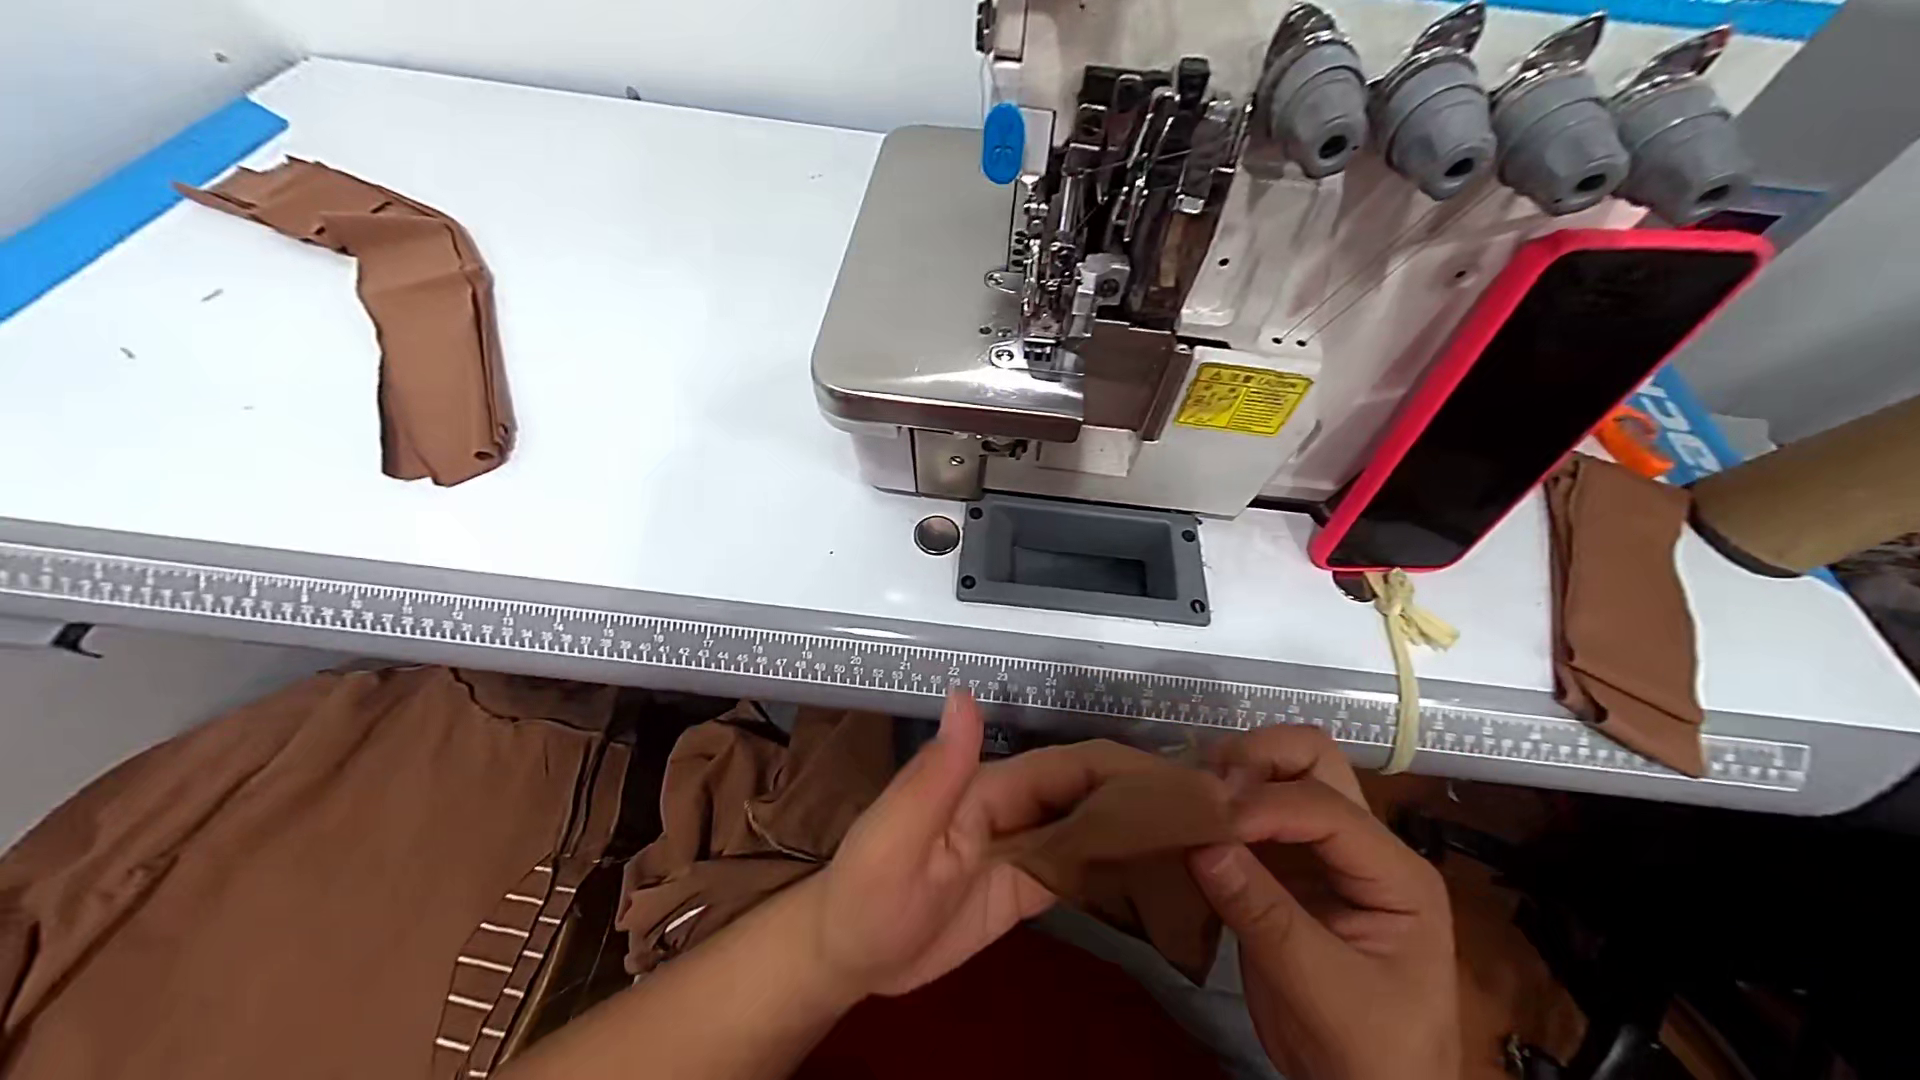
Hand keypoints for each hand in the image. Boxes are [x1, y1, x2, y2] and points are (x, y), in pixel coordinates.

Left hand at [798, 690, 1168, 997]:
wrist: (848, 953)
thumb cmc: (867, 893)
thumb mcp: (895, 835)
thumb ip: (936, 771)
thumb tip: (966, 695)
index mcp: (990, 786)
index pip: (1069, 768)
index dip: (1124, 768)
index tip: (1183, 781)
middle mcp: (1013, 807)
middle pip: (1090, 790)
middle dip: (1145, 793)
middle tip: (1212, 812)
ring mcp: (1021, 847)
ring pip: (1090, 824)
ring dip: (1138, 824)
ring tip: (1201, 835)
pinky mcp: (1024, 885)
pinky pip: (1078, 866)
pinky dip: (1116, 862)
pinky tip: (1155, 870)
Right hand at [1187, 727, 1459, 1079]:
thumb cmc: (1368, 1055)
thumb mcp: (1323, 993)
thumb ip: (1263, 915)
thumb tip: (1202, 844)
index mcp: (1395, 872)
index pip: (1326, 807)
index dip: (1265, 806)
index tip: (1210, 824)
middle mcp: (1363, 845)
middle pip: (1314, 759)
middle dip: (1257, 758)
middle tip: (1209, 790)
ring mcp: (1322, 850)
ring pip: (1281, 771)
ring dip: (1236, 773)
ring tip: (1196, 802)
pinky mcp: (1286, 864)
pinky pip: (1251, 811)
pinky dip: (1220, 805)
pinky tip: (1193, 823)